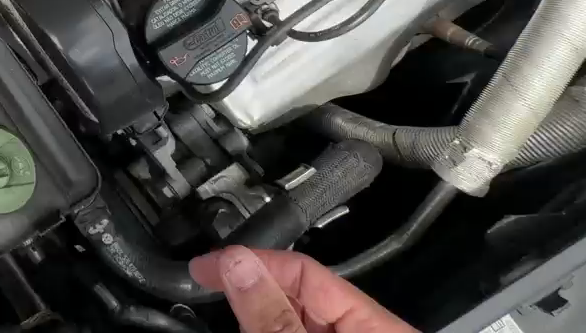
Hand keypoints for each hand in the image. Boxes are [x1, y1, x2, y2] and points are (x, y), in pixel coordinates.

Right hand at [190, 247, 416, 332]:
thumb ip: (274, 317)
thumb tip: (235, 261)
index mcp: (382, 327)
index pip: (303, 268)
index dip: (248, 260)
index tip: (203, 267)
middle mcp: (371, 330)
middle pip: (298, 291)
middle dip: (251, 291)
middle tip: (214, 298)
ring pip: (296, 314)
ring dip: (259, 314)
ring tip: (238, 322)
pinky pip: (300, 329)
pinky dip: (272, 327)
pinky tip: (252, 328)